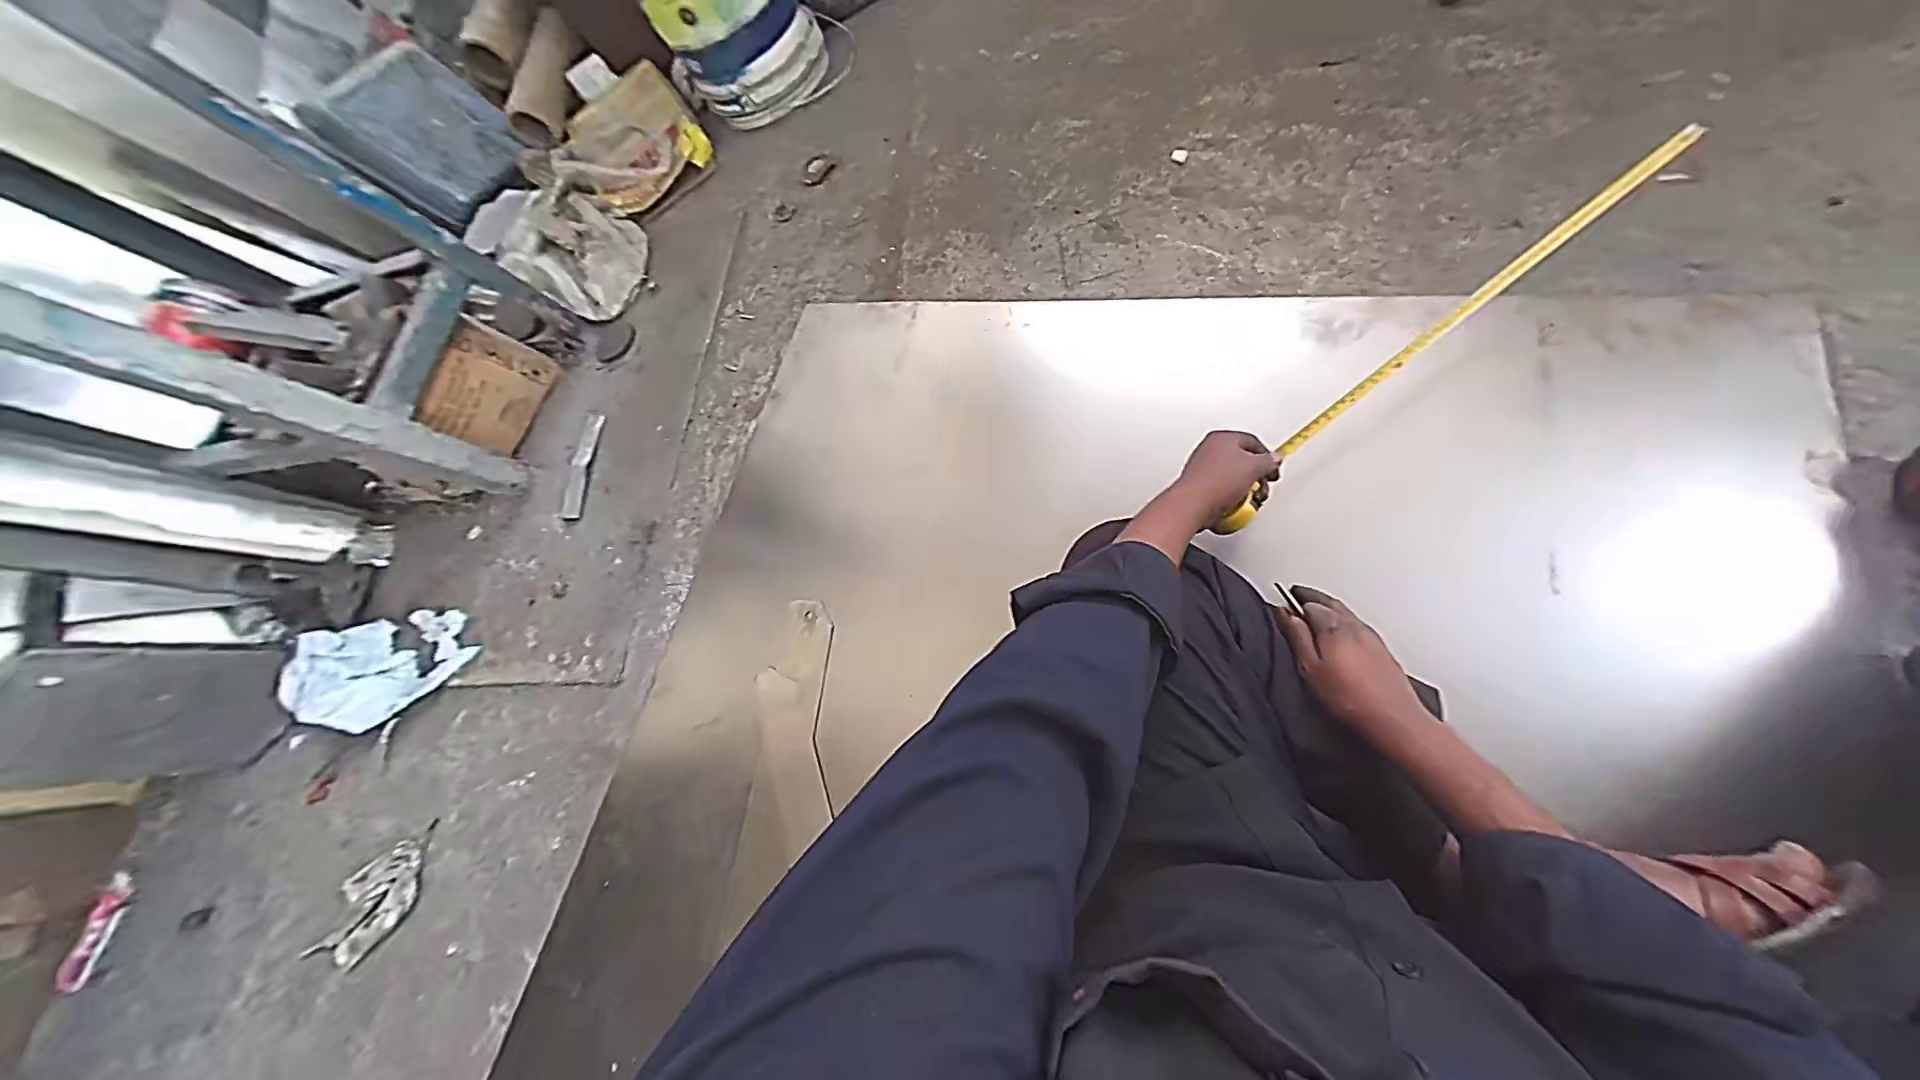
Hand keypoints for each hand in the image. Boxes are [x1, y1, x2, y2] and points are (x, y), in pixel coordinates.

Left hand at [1167, 431, 1281, 528]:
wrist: (1193, 506)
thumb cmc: (1217, 482)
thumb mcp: (1254, 467)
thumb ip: (1268, 462)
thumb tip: (1273, 460)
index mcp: (1221, 438)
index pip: (1252, 442)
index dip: (1267, 457)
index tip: (1273, 470)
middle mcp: (1209, 451)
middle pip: (1242, 462)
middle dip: (1256, 478)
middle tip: (1261, 489)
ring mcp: (1202, 470)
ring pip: (1232, 479)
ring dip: (1245, 491)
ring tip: (1247, 501)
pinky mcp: (1198, 488)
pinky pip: (1220, 491)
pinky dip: (1230, 499)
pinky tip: (1233, 507)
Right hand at [1274, 587, 1426, 729]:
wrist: (1394, 720)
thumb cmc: (1350, 699)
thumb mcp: (1310, 667)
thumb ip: (1297, 636)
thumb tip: (1286, 615)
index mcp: (1334, 626)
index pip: (1308, 603)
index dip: (1293, 601)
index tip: (1283, 604)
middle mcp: (1355, 626)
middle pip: (1329, 603)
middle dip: (1311, 598)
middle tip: (1296, 597)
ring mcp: (1371, 637)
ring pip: (1345, 613)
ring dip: (1328, 608)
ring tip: (1314, 612)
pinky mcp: (1382, 650)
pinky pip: (1357, 625)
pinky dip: (1342, 621)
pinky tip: (1338, 633)